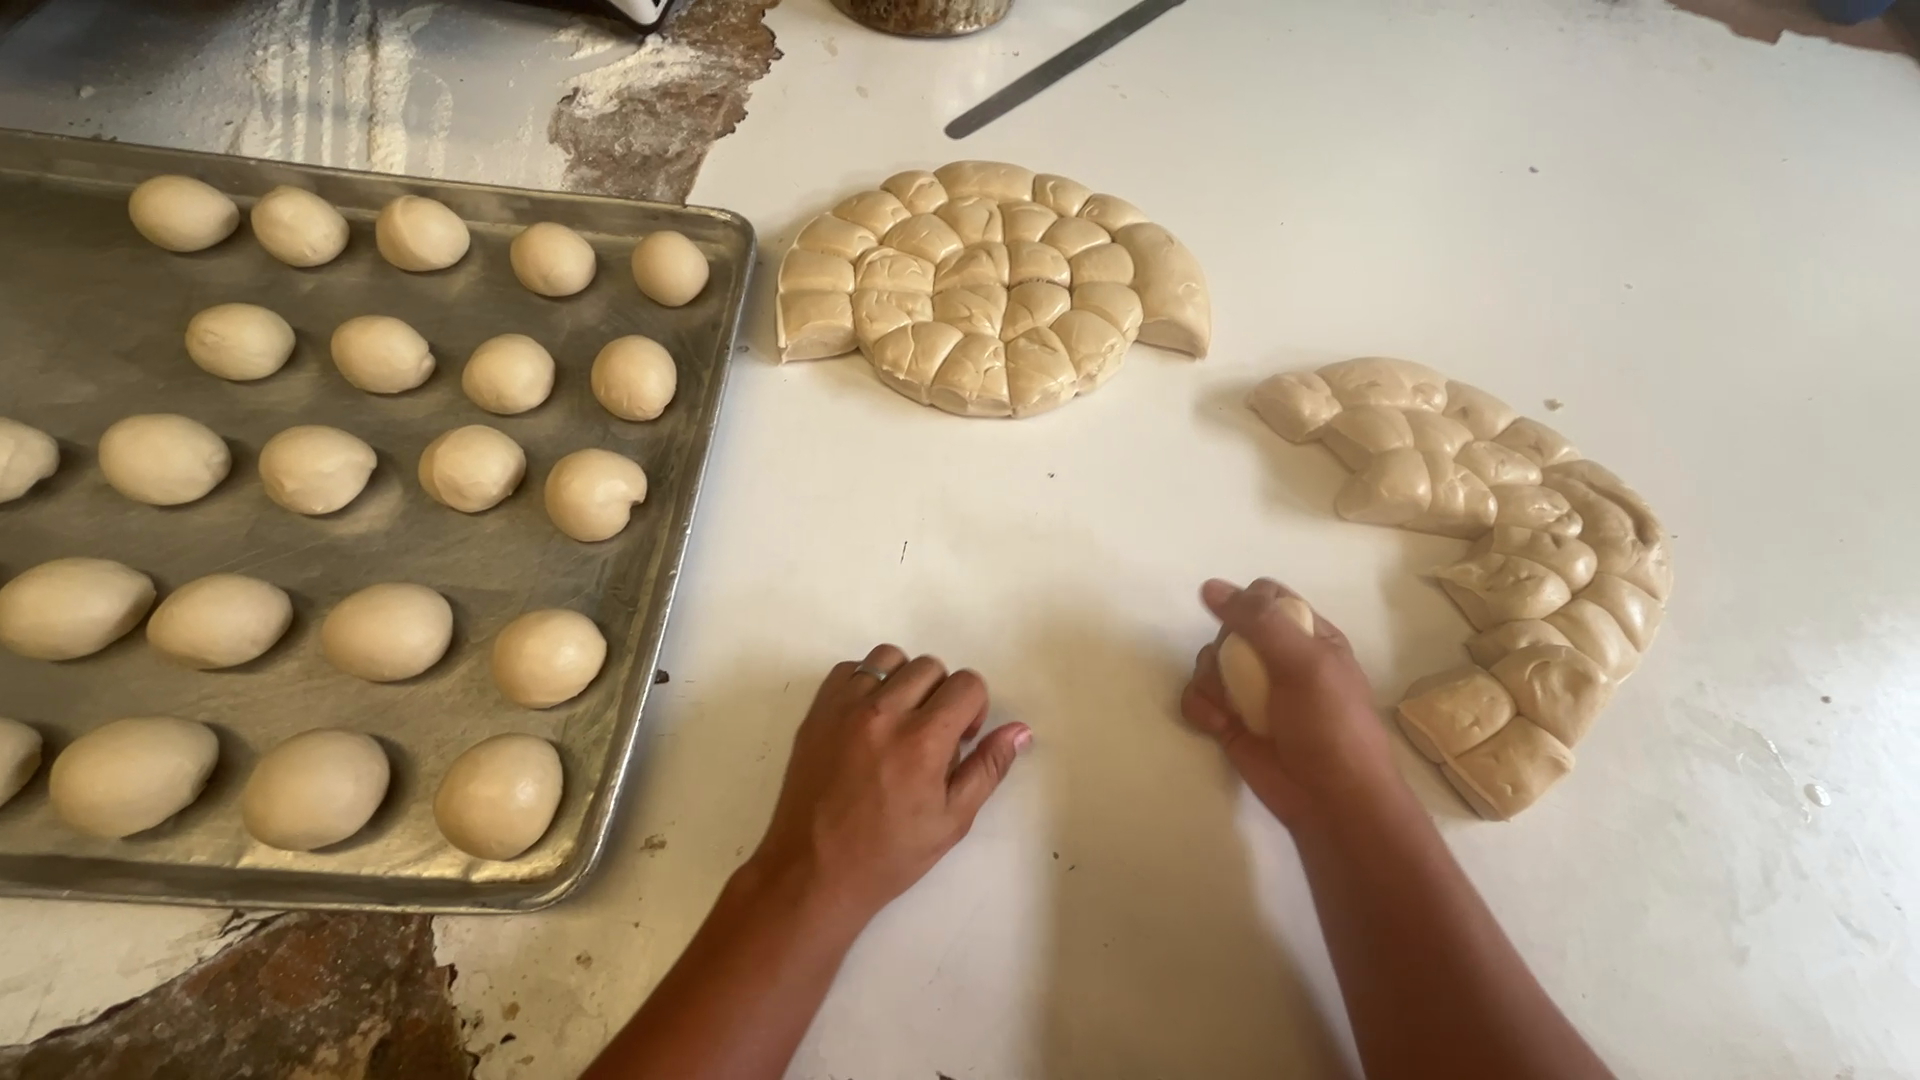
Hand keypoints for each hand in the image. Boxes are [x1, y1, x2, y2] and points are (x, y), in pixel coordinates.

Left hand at [749, 645, 1031, 922]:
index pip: (967, 684)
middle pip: (931, 666)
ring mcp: (846, 707)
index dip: (973, 709)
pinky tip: (868, 719)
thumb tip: (1020, 730)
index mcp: (923, 740)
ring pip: (890, 658)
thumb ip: (988, 767)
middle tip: (931, 736)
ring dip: (904, 681)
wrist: (813, 870)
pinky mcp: (818, 710)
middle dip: (942, 695)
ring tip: (899, 720)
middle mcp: (884, 712)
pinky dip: (866, 683)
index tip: (960, 739)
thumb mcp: (952, 820)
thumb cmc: (889, 854)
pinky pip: (851, 668)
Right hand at [1181, 578, 1403, 825]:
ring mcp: (1251, 691)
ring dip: (1210, 684)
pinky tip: (1220, 727)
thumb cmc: (1330, 726)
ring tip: (1231, 711)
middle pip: (1228, 629)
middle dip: (1225, 652)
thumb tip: (1209, 587)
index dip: (1247, 605)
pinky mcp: (1229, 721)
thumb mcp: (1305, 663)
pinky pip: (1197, 697)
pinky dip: (1201, 709)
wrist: (1330, 801)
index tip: (1243, 627)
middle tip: (1244, 677)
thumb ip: (1259, 620)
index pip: (1266, 597)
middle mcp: (1277, 658)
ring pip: (1208, 663)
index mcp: (1308, 637)